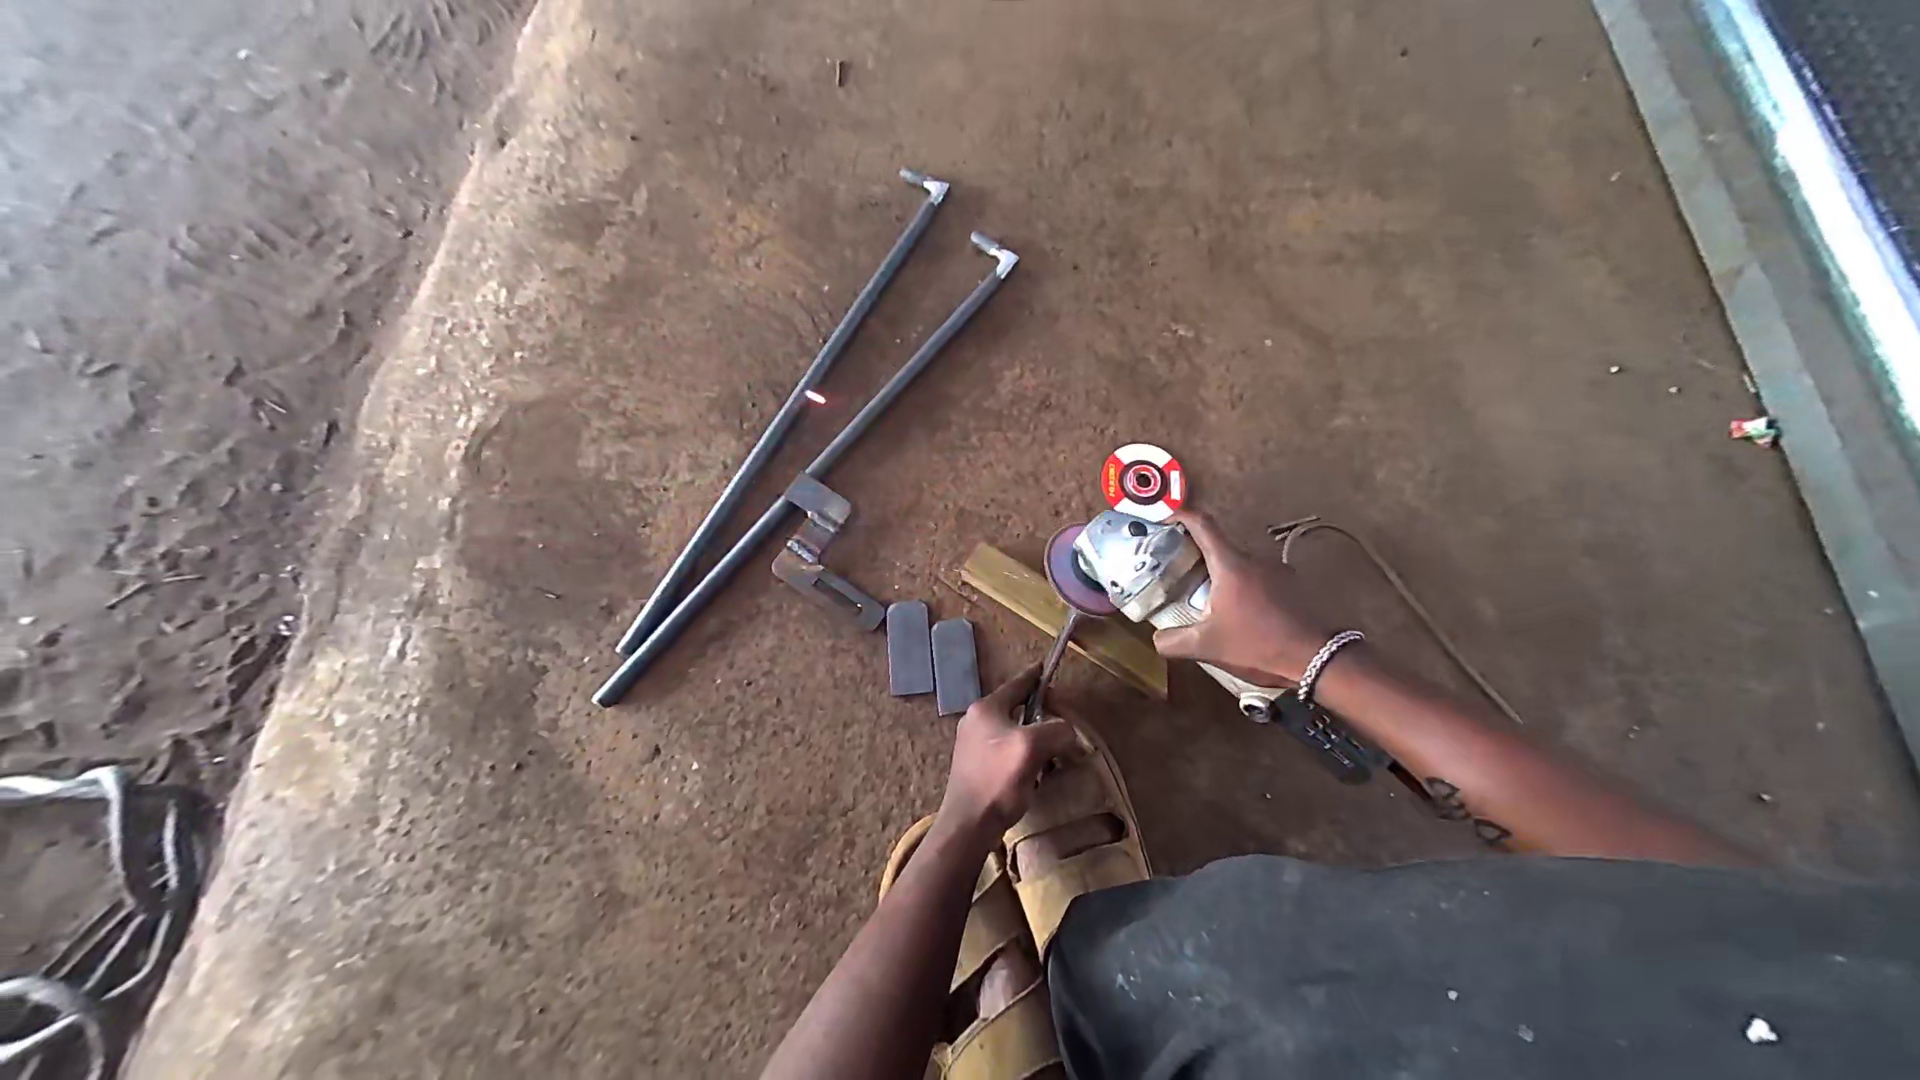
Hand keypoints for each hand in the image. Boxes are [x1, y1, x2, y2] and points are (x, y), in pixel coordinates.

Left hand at [937, 665, 1084, 843]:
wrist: (968, 824)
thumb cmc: (997, 780)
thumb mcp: (1032, 747)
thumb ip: (1056, 731)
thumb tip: (1067, 733)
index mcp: (986, 708)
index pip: (1017, 684)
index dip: (1035, 677)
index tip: (1047, 668)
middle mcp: (976, 720)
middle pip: (1016, 707)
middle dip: (1039, 713)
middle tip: (1061, 721)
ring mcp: (973, 744)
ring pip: (1013, 730)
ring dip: (1034, 737)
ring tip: (1053, 751)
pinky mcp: (976, 765)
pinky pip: (1007, 749)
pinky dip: (1024, 754)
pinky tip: (1035, 770)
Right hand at [1151, 511, 1336, 684]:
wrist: (1320, 659)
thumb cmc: (1259, 645)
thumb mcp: (1207, 647)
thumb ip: (1174, 642)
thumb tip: (1157, 639)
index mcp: (1231, 565)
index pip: (1202, 525)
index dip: (1181, 516)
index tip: (1166, 517)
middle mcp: (1255, 559)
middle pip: (1220, 548)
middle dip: (1199, 559)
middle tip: (1182, 578)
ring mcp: (1279, 571)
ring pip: (1241, 566)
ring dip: (1224, 579)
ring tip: (1214, 605)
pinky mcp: (1295, 586)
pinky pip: (1261, 580)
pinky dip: (1246, 590)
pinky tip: (1245, 617)